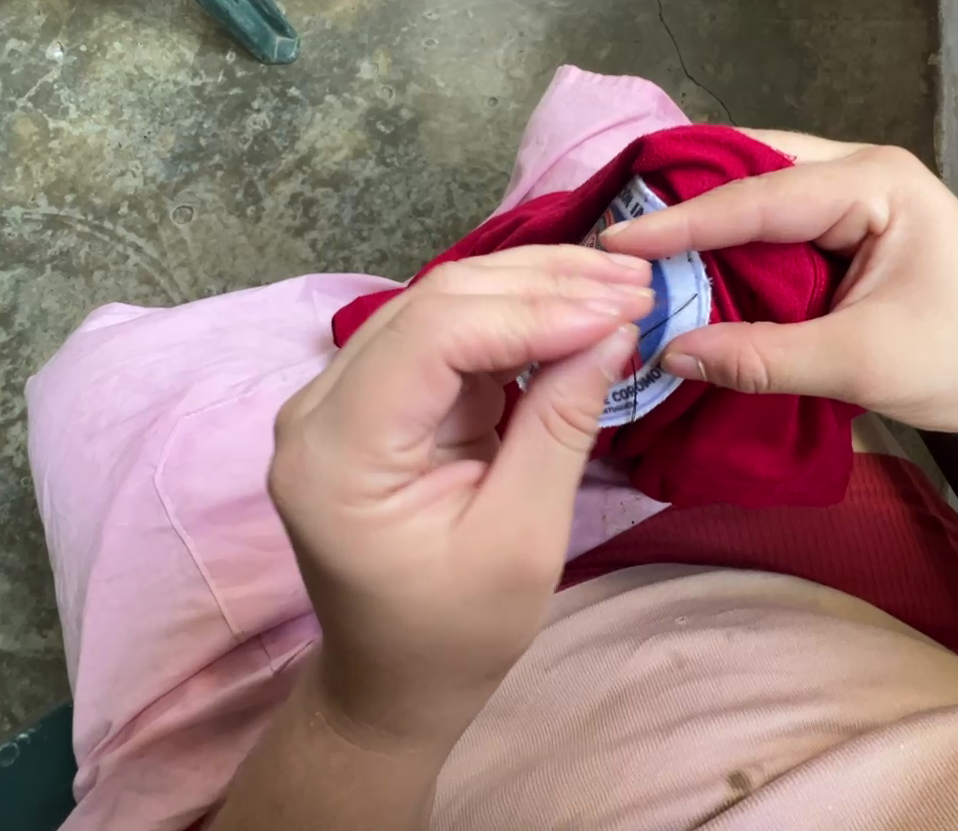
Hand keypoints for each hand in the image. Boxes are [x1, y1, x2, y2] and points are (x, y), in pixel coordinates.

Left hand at [268, 245, 650, 744]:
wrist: (397, 674)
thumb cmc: (455, 632)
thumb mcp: (523, 541)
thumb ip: (562, 425)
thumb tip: (614, 330)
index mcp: (337, 455)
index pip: (433, 338)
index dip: (532, 312)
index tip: (621, 312)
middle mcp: (322, 405)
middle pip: (437, 303)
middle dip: (544, 285)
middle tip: (635, 285)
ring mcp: (345, 390)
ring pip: (447, 301)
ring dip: (537, 286)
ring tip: (619, 283)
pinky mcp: (382, 390)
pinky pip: (454, 328)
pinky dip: (522, 312)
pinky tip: (578, 304)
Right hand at [599, 130, 957, 440]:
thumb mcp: (863, 362)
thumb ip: (761, 357)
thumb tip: (668, 351)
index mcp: (874, 182)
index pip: (757, 196)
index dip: (681, 222)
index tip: (616, 242)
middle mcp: (858, 173)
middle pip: (750, 172)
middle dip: (683, 200)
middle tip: (618, 231)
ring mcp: (851, 200)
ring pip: (756, 197)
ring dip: (702, 225)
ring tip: (640, 249)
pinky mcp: (844, 233)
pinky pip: (770, 230)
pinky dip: (728, 248)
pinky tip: (691, 269)